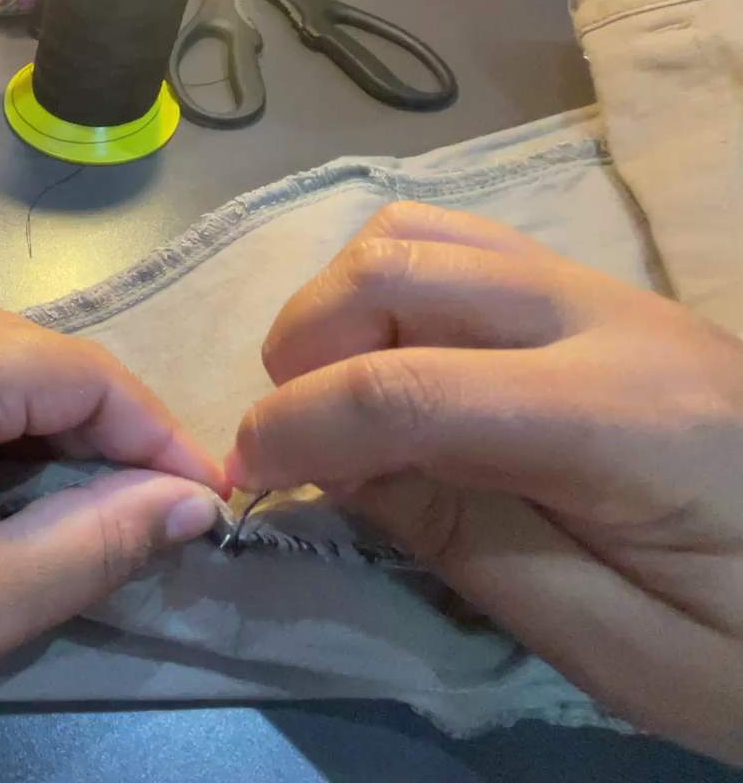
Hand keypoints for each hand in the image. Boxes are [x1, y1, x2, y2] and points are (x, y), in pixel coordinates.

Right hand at [229, 203, 742, 763]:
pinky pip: (443, 236)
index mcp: (637, 424)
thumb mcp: (621, 649)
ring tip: (338, 382)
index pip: (405, 390)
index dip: (293, 426)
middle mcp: (610, 320)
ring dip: (332, 309)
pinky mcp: (581, 286)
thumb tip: (327, 461)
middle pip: (389, 273)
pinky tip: (386, 346)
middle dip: (300, 351)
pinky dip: (376, 281)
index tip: (248, 473)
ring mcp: (598, 287)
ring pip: (405, 237)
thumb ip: (457, 539)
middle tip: (301, 430)